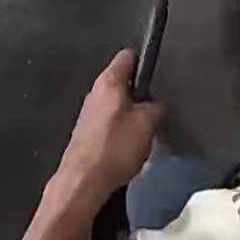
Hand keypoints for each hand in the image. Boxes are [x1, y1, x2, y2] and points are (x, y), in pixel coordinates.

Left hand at [52, 50, 164, 205]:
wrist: (81, 184)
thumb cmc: (115, 146)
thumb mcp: (148, 123)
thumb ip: (156, 107)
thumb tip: (155, 105)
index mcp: (109, 81)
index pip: (128, 55)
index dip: (145, 61)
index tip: (158, 75)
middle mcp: (95, 92)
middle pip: (124, 83)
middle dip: (141, 95)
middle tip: (156, 111)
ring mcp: (88, 114)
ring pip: (118, 106)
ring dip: (133, 117)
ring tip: (146, 135)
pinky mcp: (86, 134)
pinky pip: (110, 125)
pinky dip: (122, 133)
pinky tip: (130, 151)